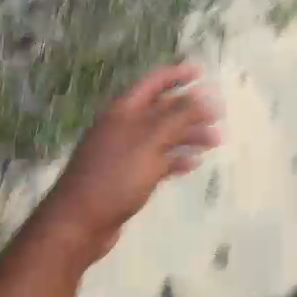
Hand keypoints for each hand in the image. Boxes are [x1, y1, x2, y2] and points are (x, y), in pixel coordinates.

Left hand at [36, 62, 222, 261]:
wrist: (78, 225)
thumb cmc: (115, 174)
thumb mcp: (151, 140)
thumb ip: (179, 115)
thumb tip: (204, 94)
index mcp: (125, 110)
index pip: (155, 81)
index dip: (179, 74)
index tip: (204, 72)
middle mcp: (125, 126)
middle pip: (163, 108)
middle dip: (192, 109)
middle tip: (218, 115)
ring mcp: (125, 151)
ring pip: (164, 135)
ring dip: (189, 135)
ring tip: (214, 142)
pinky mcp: (127, 176)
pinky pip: (158, 159)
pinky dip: (176, 158)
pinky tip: (192, 164)